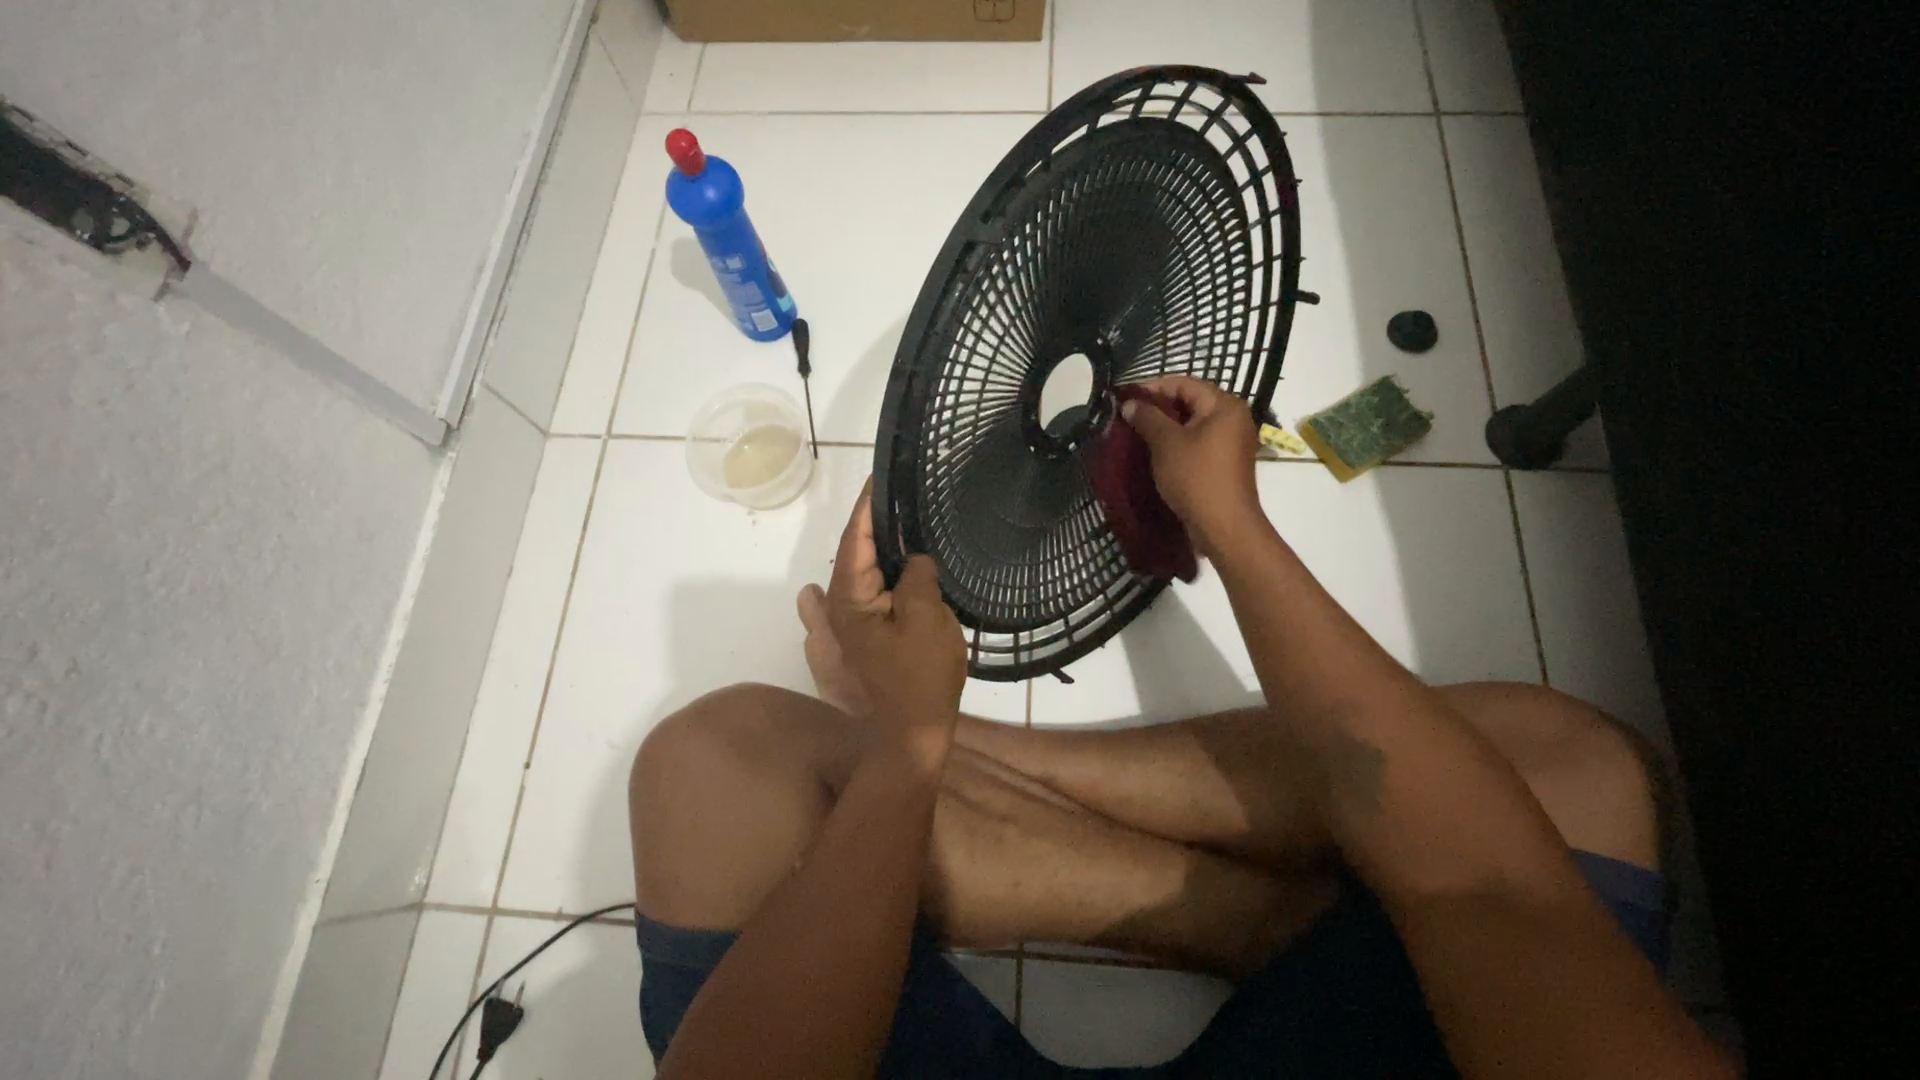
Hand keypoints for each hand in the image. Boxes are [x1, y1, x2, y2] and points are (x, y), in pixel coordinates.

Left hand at [826, 482, 967, 770]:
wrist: (914, 733)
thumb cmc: (920, 676)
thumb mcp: (926, 618)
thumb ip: (918, 576)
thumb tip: (916, 560)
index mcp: (849, 598)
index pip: (856, 538)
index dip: (868, 506)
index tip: (881, 475)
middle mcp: (843, 606)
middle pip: (856, 551)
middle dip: (876, 521)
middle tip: (904, 493)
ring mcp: (854, 623)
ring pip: (865, 571)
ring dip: (882, 546)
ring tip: (906, 520)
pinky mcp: (870, 634)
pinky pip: (874, 590)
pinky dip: (886, 571)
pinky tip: (902, 562)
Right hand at [1121, 376, 1264, 553]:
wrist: (1224, 526)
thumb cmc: (1196, 478)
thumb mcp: (1166, 443)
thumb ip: (1147, 417)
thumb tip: (1130, 403)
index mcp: (1224, 405)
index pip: (1184, 383)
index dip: (1153, 387)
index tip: (1126, 398)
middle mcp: (1234, 417)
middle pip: (1191, 401)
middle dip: (1159, 407)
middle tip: (1130, 416)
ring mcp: (1233, 441)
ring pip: (1194, 423)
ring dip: (1167, 426)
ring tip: (1139, 433)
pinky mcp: (1227, 461)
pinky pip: (1200, 441)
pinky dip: (1179, 442)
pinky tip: (1157, 451)